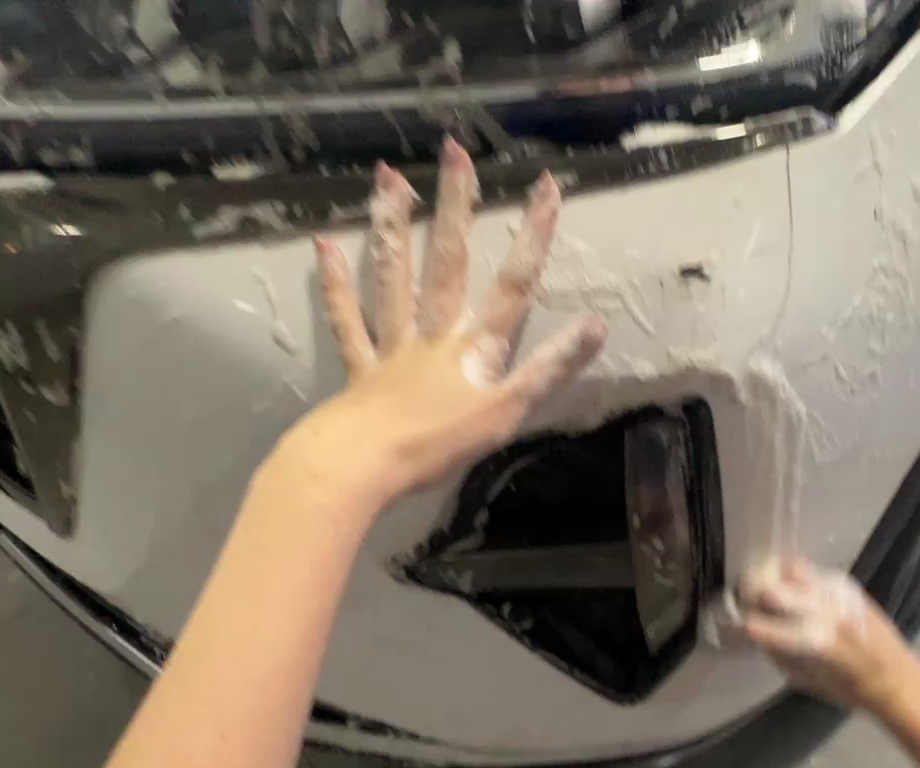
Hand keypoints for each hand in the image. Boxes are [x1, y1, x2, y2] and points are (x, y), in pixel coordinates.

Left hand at [277, 139, 605, 506]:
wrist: (365, 465)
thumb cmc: (441, 445)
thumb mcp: (509, 414)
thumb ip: (550, 369)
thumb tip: (596, 327)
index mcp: (475, 347)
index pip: (513, 286)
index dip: (533, 238)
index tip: (547, 187)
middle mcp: (433, 333)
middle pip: (448, 264)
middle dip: (456, 208)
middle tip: (454, 152)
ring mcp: (392, 345)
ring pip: (393, 279)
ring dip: (391, 227)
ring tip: (389, 177)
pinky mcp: (360, 366)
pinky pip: (347, 321)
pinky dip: (335, 285)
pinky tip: (323, 246)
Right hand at [736, 558, 916, 712]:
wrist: (896, 676)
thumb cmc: (849, 688)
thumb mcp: (804, 681)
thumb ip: (777, 653)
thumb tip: (756, 632)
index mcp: (810, 643)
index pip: (757, 625)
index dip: (737, 625)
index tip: (728, 627)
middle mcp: (822, 612)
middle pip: (769, 589)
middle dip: (751, 595)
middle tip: (747, 603)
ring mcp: (835, 593)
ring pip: (789, 570)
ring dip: (775, 579)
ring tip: (772, 591)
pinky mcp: (846, 584)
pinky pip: (810, 571)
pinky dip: (797, 580)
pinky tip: (798, 593)